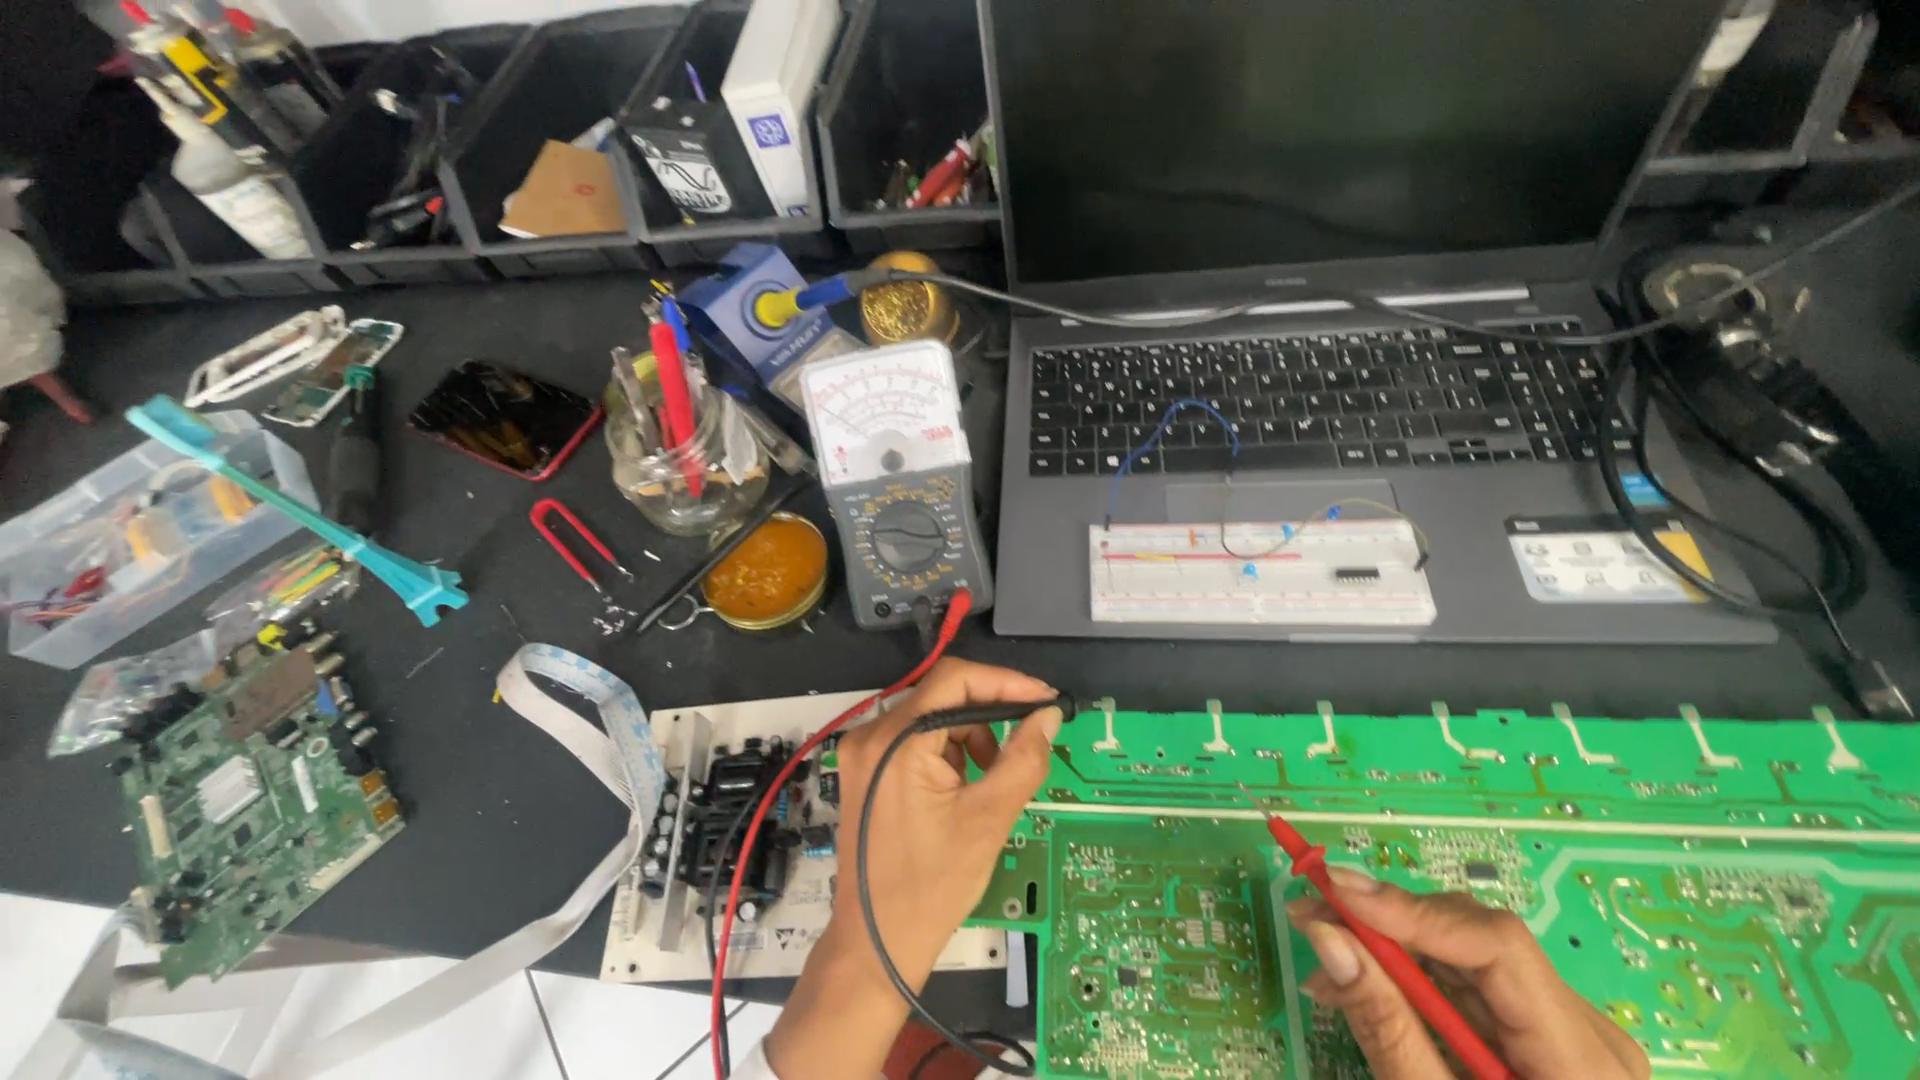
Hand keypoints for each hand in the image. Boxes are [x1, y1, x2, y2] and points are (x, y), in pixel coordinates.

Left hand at [765, 658, 1060, 1079]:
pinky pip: (913, 740)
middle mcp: (870, 734)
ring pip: (929, 716)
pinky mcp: (865, 771)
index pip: (954, 679)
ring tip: (995, 774)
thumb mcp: (989, 818)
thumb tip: (1048, 715)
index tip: (1045, 700)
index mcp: (895, 741)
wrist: (877, 943)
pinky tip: (966, 783)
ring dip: (970, 733)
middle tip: (1031, 734)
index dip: (1005, 682)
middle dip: (991, 711)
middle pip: (941, 694)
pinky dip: (947, 750)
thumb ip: (1023, 758)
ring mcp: (863, 753)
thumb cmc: (934, 885)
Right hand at [1289, 868, 1648, 1079]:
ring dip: (1387, 946)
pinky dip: (1408, 976)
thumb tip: (1325, 935)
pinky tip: (1360, 985)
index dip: (1412, 909)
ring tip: (1321, 964)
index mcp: (1583, 1061)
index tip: (1334, 892)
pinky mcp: (1538, 1037)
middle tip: (1308, 916)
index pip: (1498, 945)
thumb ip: (1386, 1028)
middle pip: (1476, 938)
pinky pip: (1467, 984)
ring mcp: (1567, 1032)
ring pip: (1464, 952)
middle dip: (1387, 920)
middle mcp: (1587, 1030)